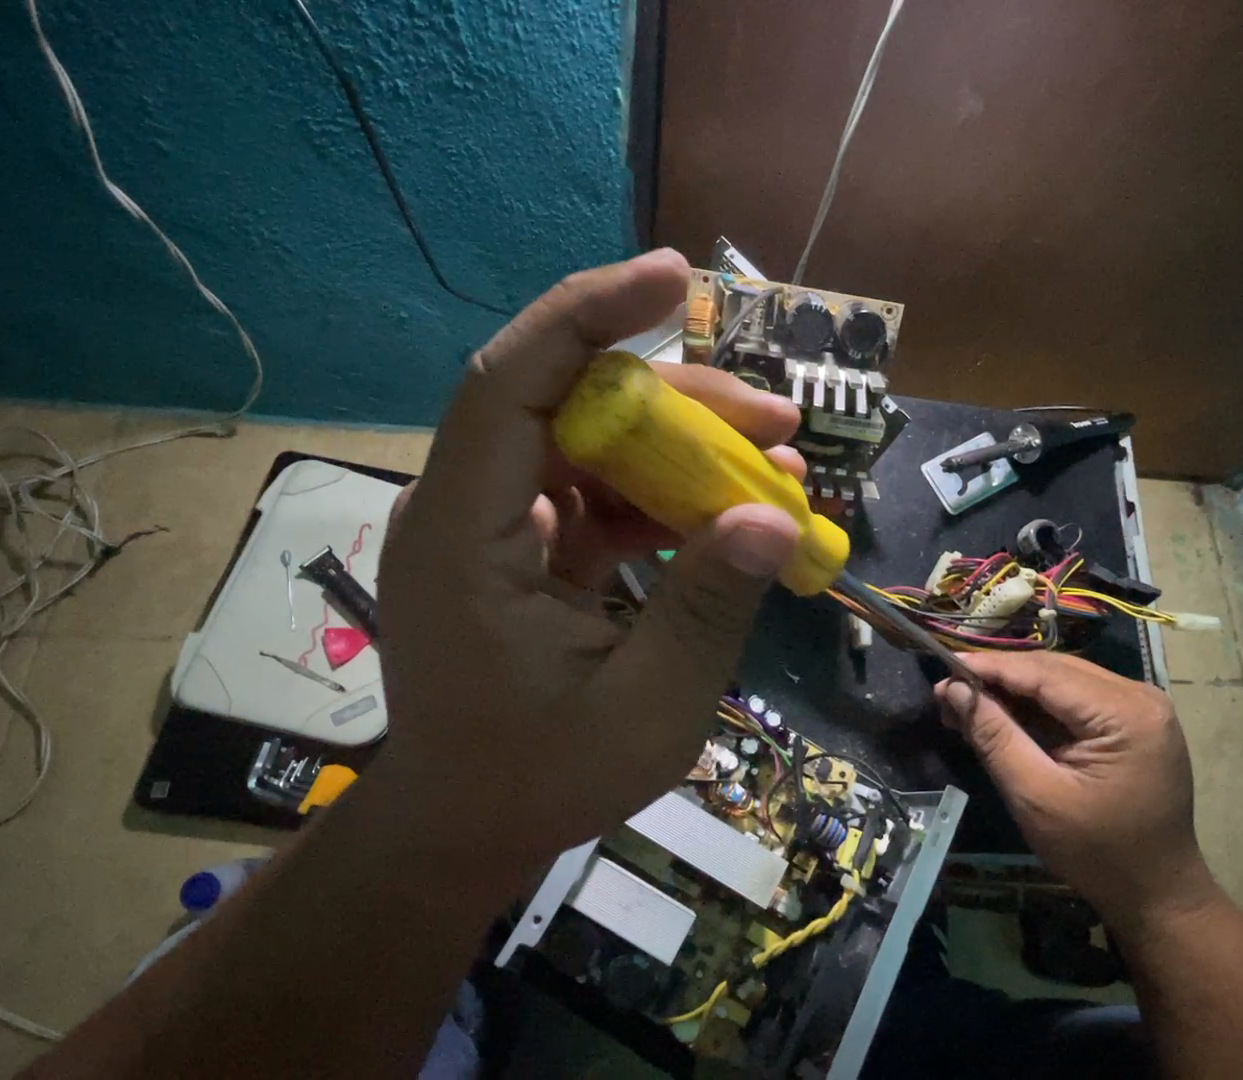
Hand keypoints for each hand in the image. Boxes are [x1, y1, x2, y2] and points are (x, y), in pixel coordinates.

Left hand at [376, 250, 804, 866]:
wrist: (463, 826)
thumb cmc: (538, 780)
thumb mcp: (644, 711)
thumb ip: (705, 608)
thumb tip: (770, 514)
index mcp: (463, 536)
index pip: (513, 385)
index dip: (587, 315)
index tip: (672, 277)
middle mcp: (466, 508)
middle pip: (571, 405)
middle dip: (679, 402)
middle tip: (779, 424)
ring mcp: (495, 524)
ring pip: (593, 442)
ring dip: (682, 445)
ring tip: (776, 464)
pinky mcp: (525, 545)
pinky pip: (598, 490)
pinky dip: (663, 492)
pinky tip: (729, 510)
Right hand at [935, 652, 1213, 925]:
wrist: (1156, 895)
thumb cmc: (1097, 852)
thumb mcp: (1035, 795)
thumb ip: (994, 736)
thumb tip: (952, 689)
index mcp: (1126, 713)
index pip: (1044, 672)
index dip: (990, 668)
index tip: (943, 669)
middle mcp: (1139, 697)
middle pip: (1053, 670)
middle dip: (998, 678)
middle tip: (947, 692)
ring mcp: (1139, 707)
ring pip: (1060, 680)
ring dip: (1013, 689)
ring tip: (964, 703)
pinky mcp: (1131, 721)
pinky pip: (1074, 698)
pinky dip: (1035, 705)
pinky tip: (1000, 714)